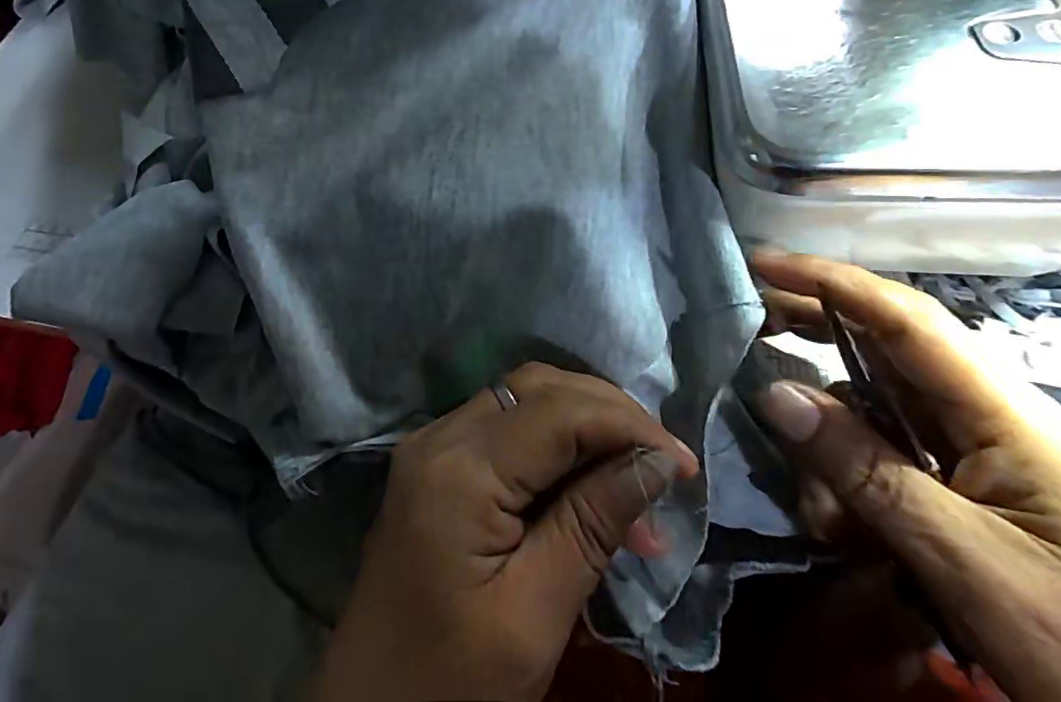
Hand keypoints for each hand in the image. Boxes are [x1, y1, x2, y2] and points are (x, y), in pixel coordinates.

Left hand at [311, 362, 697, 701]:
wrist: (374, 699)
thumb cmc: (453, 676)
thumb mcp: (533, 612)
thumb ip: (590, 525)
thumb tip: (656, 462)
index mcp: (458, 469)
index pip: (555, 410)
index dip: (627, 424)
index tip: (687, 467)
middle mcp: (438, 437)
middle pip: (536, 390)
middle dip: (608, 416)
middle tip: (664, 473)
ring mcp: (431, 447)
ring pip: (522, 403)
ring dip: (585, 432)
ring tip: (639, 497)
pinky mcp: (435, 467)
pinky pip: (504, 434)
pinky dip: (555, 451)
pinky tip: (592, 496)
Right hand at [750, 251, 1060, 701]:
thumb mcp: (970, 566)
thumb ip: (867, 472)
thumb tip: (774, 392)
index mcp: (1019, 423)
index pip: (913, 325)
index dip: (832, 282)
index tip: (759, 260)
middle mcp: (1005, 424)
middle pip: (894, 351)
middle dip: (818, 329)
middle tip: (747, 321)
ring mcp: (997, 459)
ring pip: (886, 410)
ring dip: (833, 439)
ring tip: (815, 505)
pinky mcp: (985, 494)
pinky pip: (899, 456)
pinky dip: (855, 476)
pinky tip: (840, 524)